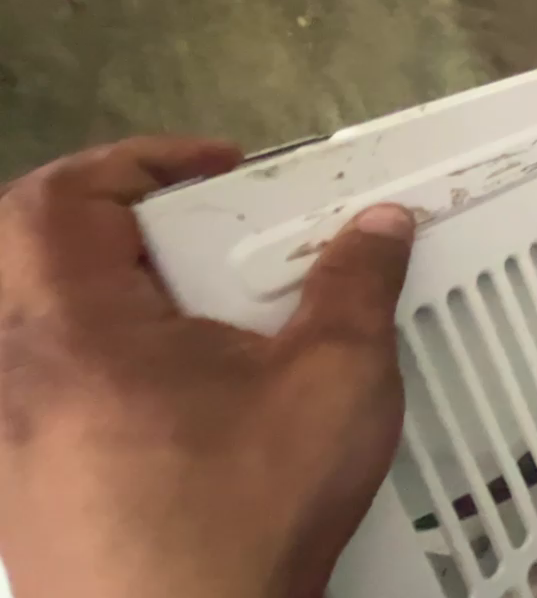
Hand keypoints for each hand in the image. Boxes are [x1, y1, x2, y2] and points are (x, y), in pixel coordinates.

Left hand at [0, 136, 417, 597]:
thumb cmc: (251, 494)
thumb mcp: (337, 370)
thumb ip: (359, 281)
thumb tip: (382, 223)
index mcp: (75, 334)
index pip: (52, 202)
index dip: (139, 159)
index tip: (230, 169)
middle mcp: (21, 376)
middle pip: (52, 255)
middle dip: (164, 226)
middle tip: (250, 239)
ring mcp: (19, 434)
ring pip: (69, 319)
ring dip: (160, 288)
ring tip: (250, 313)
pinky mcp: (37, 479)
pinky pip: (78, 376)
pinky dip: (149, 346)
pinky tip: (223, 386)